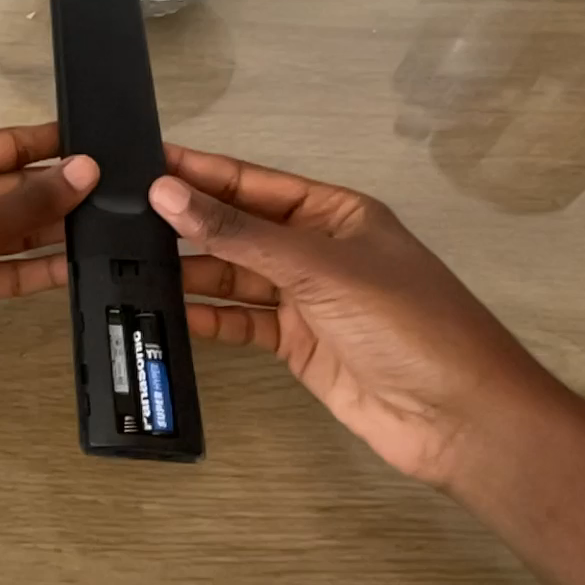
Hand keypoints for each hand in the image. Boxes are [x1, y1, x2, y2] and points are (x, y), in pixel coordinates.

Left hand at [0, 124, 98, 410]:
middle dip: (55, 191)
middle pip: (7, 187)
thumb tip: (85, 169)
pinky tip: (76, 267)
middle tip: (119, 192)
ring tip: (110, 227)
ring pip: (8, 229)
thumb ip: (29, 203)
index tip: (98, 141)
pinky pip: (2, 267)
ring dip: (50, 231)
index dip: (46, 143)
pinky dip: (33, 268)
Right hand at [148, 147, 558, 486]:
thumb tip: (164, 193)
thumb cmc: (404, 322)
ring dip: (189, 270)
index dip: (198, 170)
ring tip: (132, 261)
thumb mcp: (317, 266)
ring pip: (230, 274)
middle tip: (122, 213)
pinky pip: (238, 319)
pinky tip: (167, 310)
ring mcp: (300, 296)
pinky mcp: (291, 341)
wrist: (463, 422)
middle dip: (185, 222)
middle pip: (235, 228)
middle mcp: (311, 249)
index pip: (250, 182)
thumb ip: (236, 232)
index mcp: (330, 213)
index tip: (143, 161)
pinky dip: (205, 316)